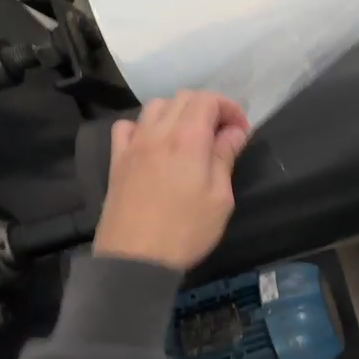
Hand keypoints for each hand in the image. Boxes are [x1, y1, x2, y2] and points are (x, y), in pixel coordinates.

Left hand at [93, 91, 251, 270]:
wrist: (136, 260)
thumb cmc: (187, 230)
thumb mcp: (220, 197)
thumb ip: (225, 157)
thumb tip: (234, 132)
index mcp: (187, 139)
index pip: (208, 100)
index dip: (229, 108)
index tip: (241, 131)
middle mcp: (157, 133)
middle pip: (182, 98)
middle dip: (208, 108)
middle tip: (223, 135)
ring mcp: (133, 145)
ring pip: (155, 107)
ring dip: (178, 113)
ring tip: (192, 138)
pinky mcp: (117, 160)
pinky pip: (127, 126)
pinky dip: (145, 126)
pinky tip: (155, 145)